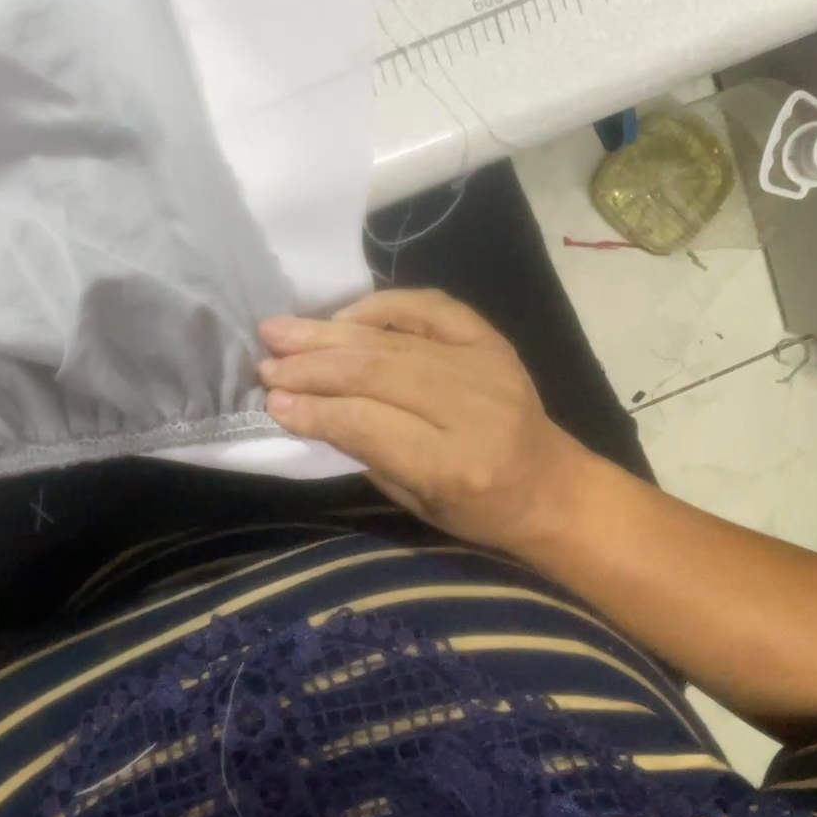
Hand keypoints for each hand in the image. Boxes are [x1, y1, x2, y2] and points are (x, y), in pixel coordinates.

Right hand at [258, 289, 595, 553]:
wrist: (552, 486)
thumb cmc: (477, 510)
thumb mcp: (413, 499)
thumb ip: (363, 450)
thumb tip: (300, 406)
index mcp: (455, 463)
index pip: (368, 423)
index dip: (315, 409)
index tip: (271, 402)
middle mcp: (472, 407)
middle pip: (375, 372)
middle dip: (312, 366)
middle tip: (265, 362)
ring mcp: (485, 366)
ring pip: (392, 339)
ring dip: (328, 335)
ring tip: (280, 331)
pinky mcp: (491, 340)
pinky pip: (430, 306)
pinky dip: (381, 305)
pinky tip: (342, 316)